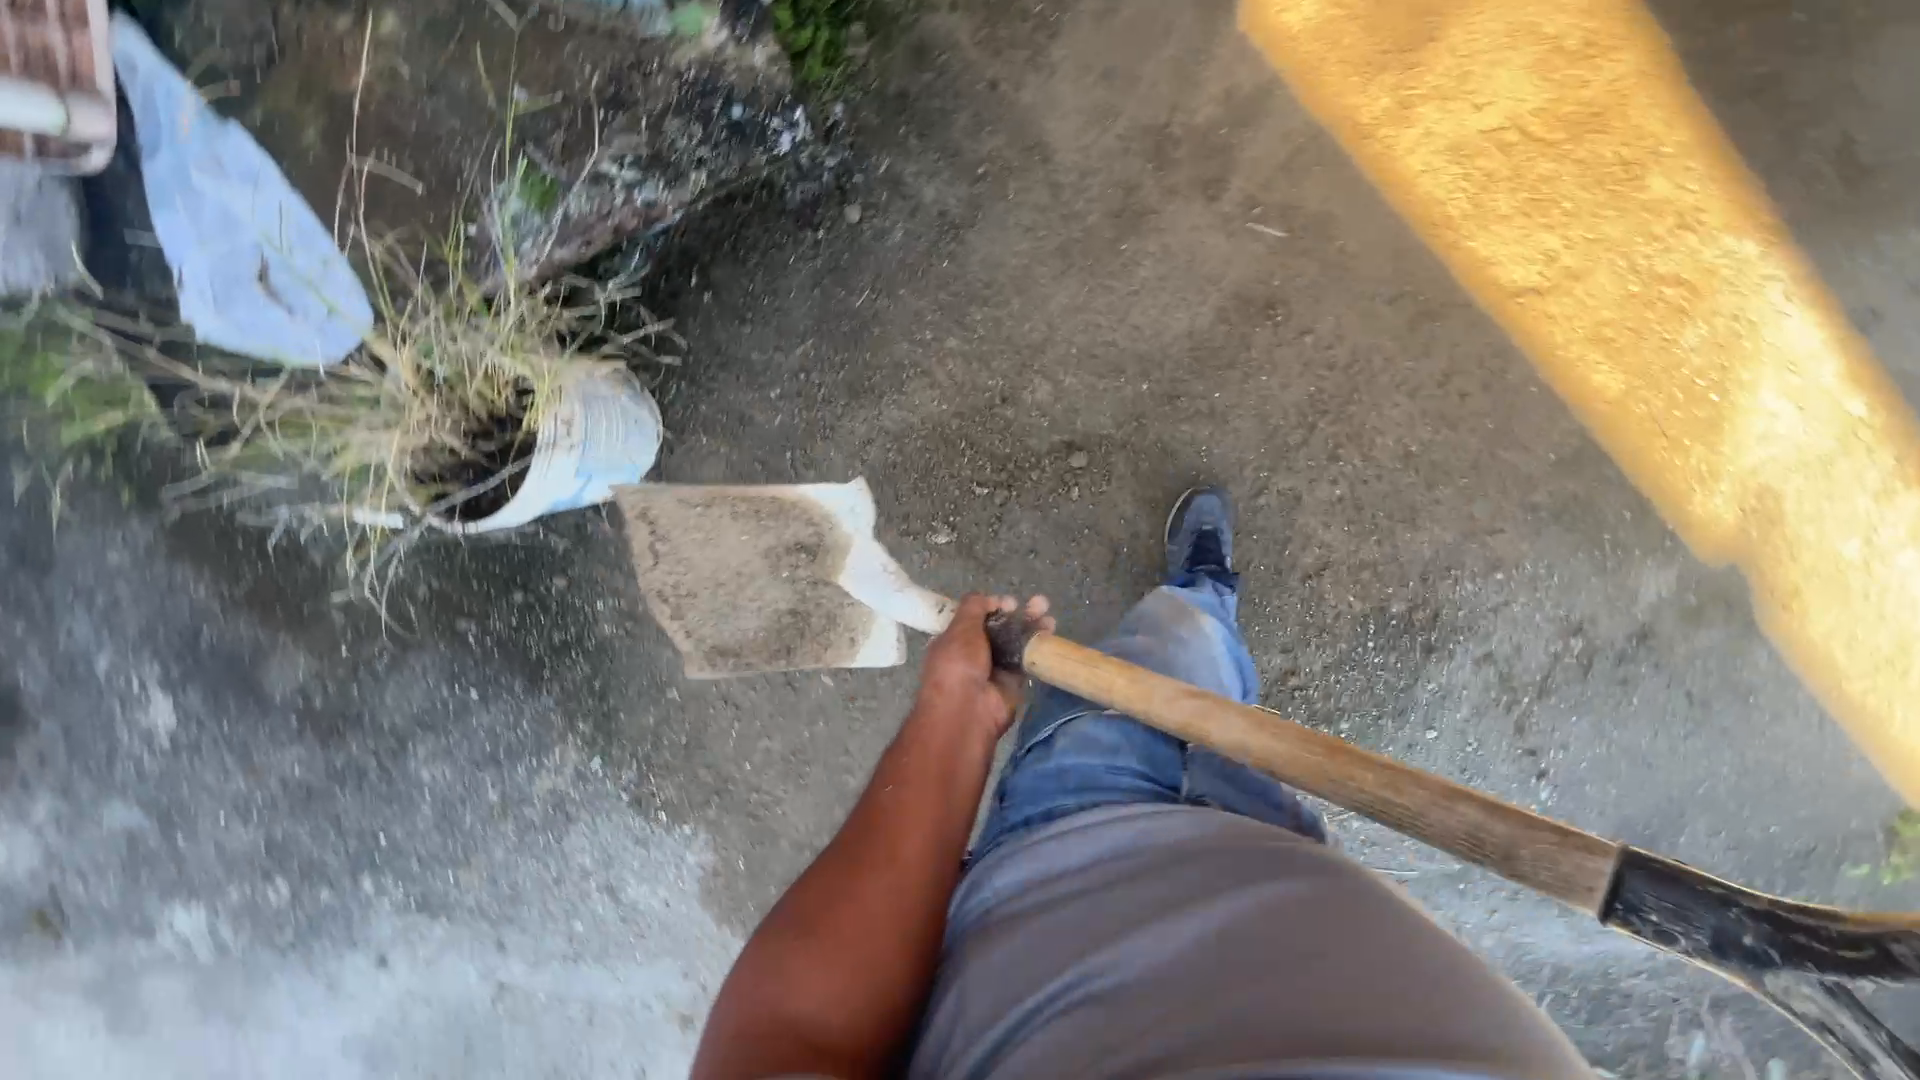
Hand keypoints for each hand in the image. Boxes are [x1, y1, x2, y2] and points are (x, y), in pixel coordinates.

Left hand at [913, 594, 1053, 739]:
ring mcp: (994, 668)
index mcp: (955, 640)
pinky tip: (1050, 632)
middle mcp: (974, 653)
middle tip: (1040, 603)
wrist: (968, 710)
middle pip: (1000, 628)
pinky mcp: (1013, 682)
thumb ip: (974, 607)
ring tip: (1048, 613)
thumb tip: (991, 599)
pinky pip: (1027, 659)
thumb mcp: (960, 627)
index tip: (1009, 603)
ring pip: (1016, 641)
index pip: (977, 618)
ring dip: (1032, 626)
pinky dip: (1038, 646)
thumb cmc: (957, 664)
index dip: (994, 607)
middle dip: (1019, 614)